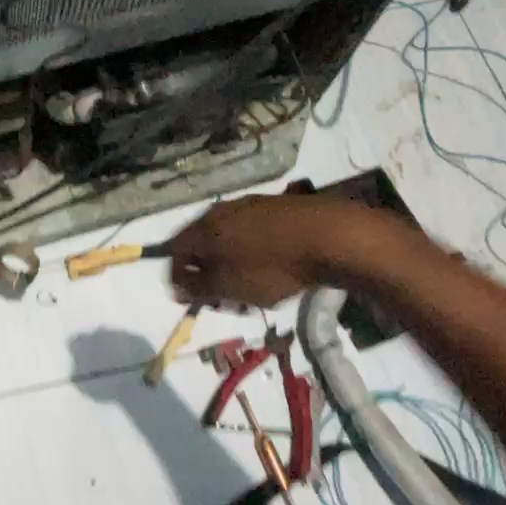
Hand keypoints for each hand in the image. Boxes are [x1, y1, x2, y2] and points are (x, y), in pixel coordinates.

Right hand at [165, 194, 395, 307]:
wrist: (332, 237)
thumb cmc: (272, 267)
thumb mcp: (228, 286)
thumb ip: (197, 287)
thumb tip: (177, 285)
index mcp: (204, 227)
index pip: (173, 250)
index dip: (177, 276)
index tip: (191, 299)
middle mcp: (221, 210)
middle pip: (201, 244)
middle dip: (206, 273)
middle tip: (221, 298)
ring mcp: (251, 205)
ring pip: (227, 240)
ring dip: (229, 265)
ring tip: (247, 289)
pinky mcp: (278, 207)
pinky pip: (252, 234)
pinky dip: (251, 254)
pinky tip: (270, 270)